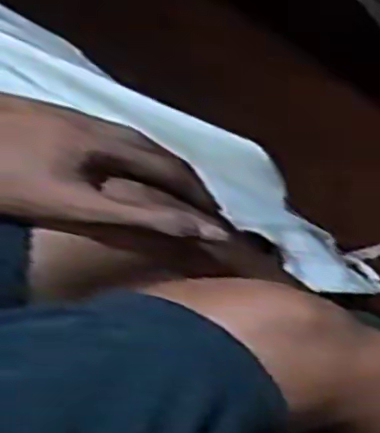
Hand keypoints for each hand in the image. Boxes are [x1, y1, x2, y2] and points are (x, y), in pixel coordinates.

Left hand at [0, 94, 227, 240]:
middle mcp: (84, 120)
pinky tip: (120, 169)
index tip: (220, 223)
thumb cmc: (4, 181)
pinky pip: (98, 133)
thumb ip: (149, 219)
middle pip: (152, 148)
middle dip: (186, 179)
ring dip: (157, 165)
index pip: (173, 169)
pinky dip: (126, 155)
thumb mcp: (79, 208)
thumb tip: (218, 235)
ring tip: (169, 190)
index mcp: (101, 140)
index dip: (203, 197)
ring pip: (126, 138)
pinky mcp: (31, 113)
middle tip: (202, 208)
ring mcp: (55, 113)